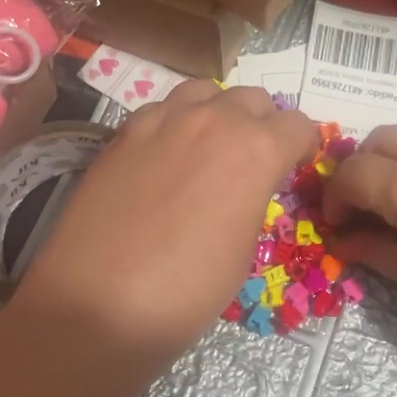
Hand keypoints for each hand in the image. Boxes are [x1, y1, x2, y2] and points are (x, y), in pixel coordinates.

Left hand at [13, 82, 315, 365]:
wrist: (96, 303)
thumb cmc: (187, 290)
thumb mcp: (244, 250)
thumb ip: (252, 201)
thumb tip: (244, 189)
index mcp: (257, 149)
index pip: (298, 126)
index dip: (301, 148)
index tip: (293, 168)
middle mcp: (214, 120)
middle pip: (253, 100)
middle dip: (262, 125)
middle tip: (253, 162)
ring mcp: (162, 120)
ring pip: (205, 93)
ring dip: (217, 113)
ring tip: (209, 149)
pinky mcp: (122, 133)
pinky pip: (161, 110)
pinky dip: (174, 124)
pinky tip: (165, 159)